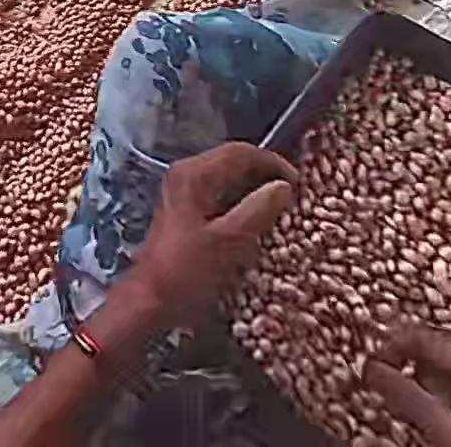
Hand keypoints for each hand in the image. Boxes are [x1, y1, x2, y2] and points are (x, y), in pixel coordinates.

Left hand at [129, 142, 297, 319]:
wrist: (151, 298)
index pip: (239, 152)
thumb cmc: (187, 270)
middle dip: (264, 174)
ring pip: (226, 176)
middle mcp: (186, 172)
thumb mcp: (228, 242)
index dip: (271, 162)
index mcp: (193, 173)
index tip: (299, 182)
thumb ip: (257, 210)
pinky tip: (257, 219)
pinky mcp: (184, 206)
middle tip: (294, 195)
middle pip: (231, 160)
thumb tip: (284, 185)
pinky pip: (218, 192)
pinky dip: (240, 200)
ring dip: (253, 187)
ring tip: (282, 207)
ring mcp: (183, 188)